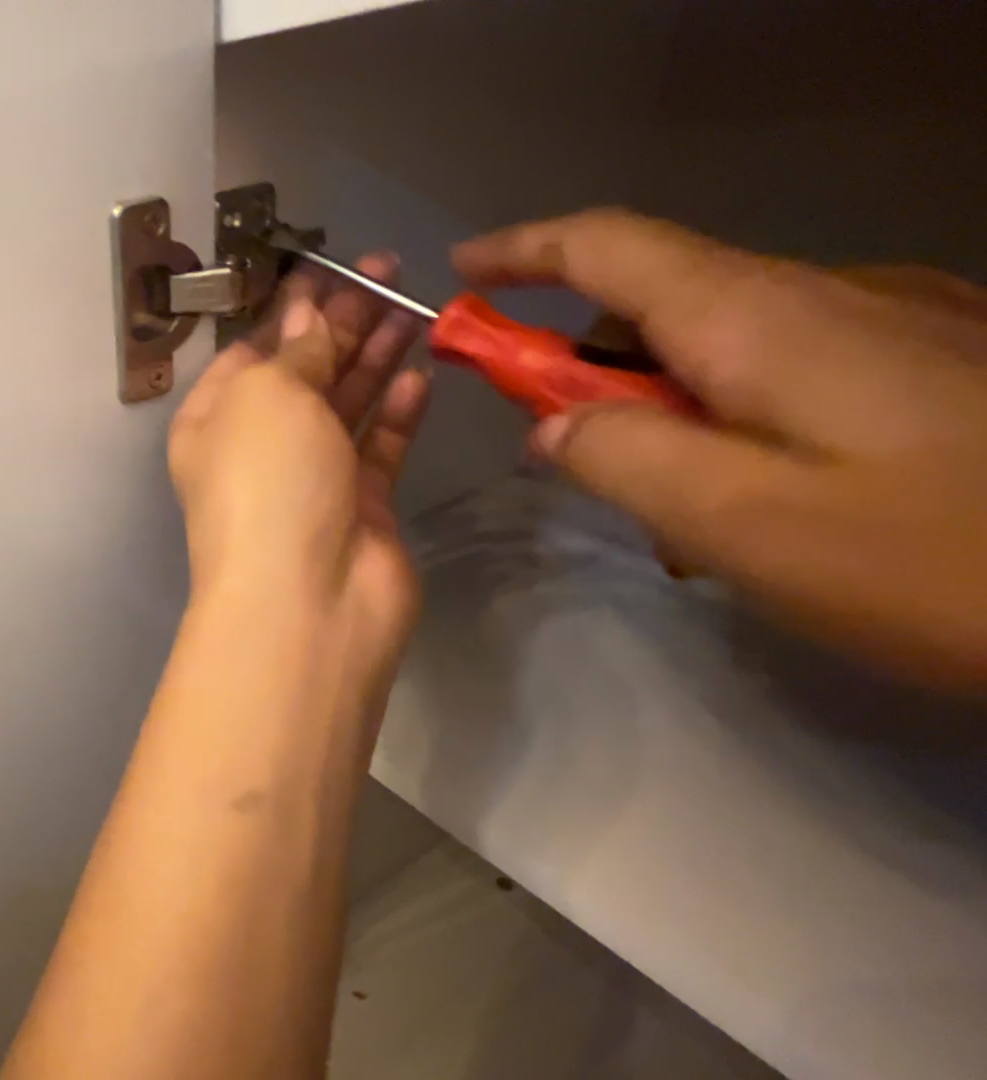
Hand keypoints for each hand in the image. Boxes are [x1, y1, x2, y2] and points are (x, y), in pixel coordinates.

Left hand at [168, 258, 432, 668]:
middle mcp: (257, 448)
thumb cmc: (267, 481)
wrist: (306, 600)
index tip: (331, 269)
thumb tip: (305, 310)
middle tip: (391, 272)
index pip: (248, 353)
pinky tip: (422, 374)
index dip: (288, 311)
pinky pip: (380, 448)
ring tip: (415, 306)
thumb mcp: (267, 396)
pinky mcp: (362, 507)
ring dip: (376, 357)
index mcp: (212, 422)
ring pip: (346, 405)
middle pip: (303, 373)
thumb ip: (295, 351)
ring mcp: (311, 479)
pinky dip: (398, 412)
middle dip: (342, 322)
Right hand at [454, 208, 986, 690]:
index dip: (522, 255)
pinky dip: (731, 410)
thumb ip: (622, 460)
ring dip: (660, 401)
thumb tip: (556, 427)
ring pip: (722, 338)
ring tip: (672, 504)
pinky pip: (790, 361)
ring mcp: (895, 319)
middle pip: (656, 297)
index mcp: (759, 319)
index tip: (461, 278)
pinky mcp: (941, 356)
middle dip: (581, 360)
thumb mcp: (743, 522)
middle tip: (557, 445)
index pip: (609, 247)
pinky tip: (761, 492)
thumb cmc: (943, 559)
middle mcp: (824, 295)